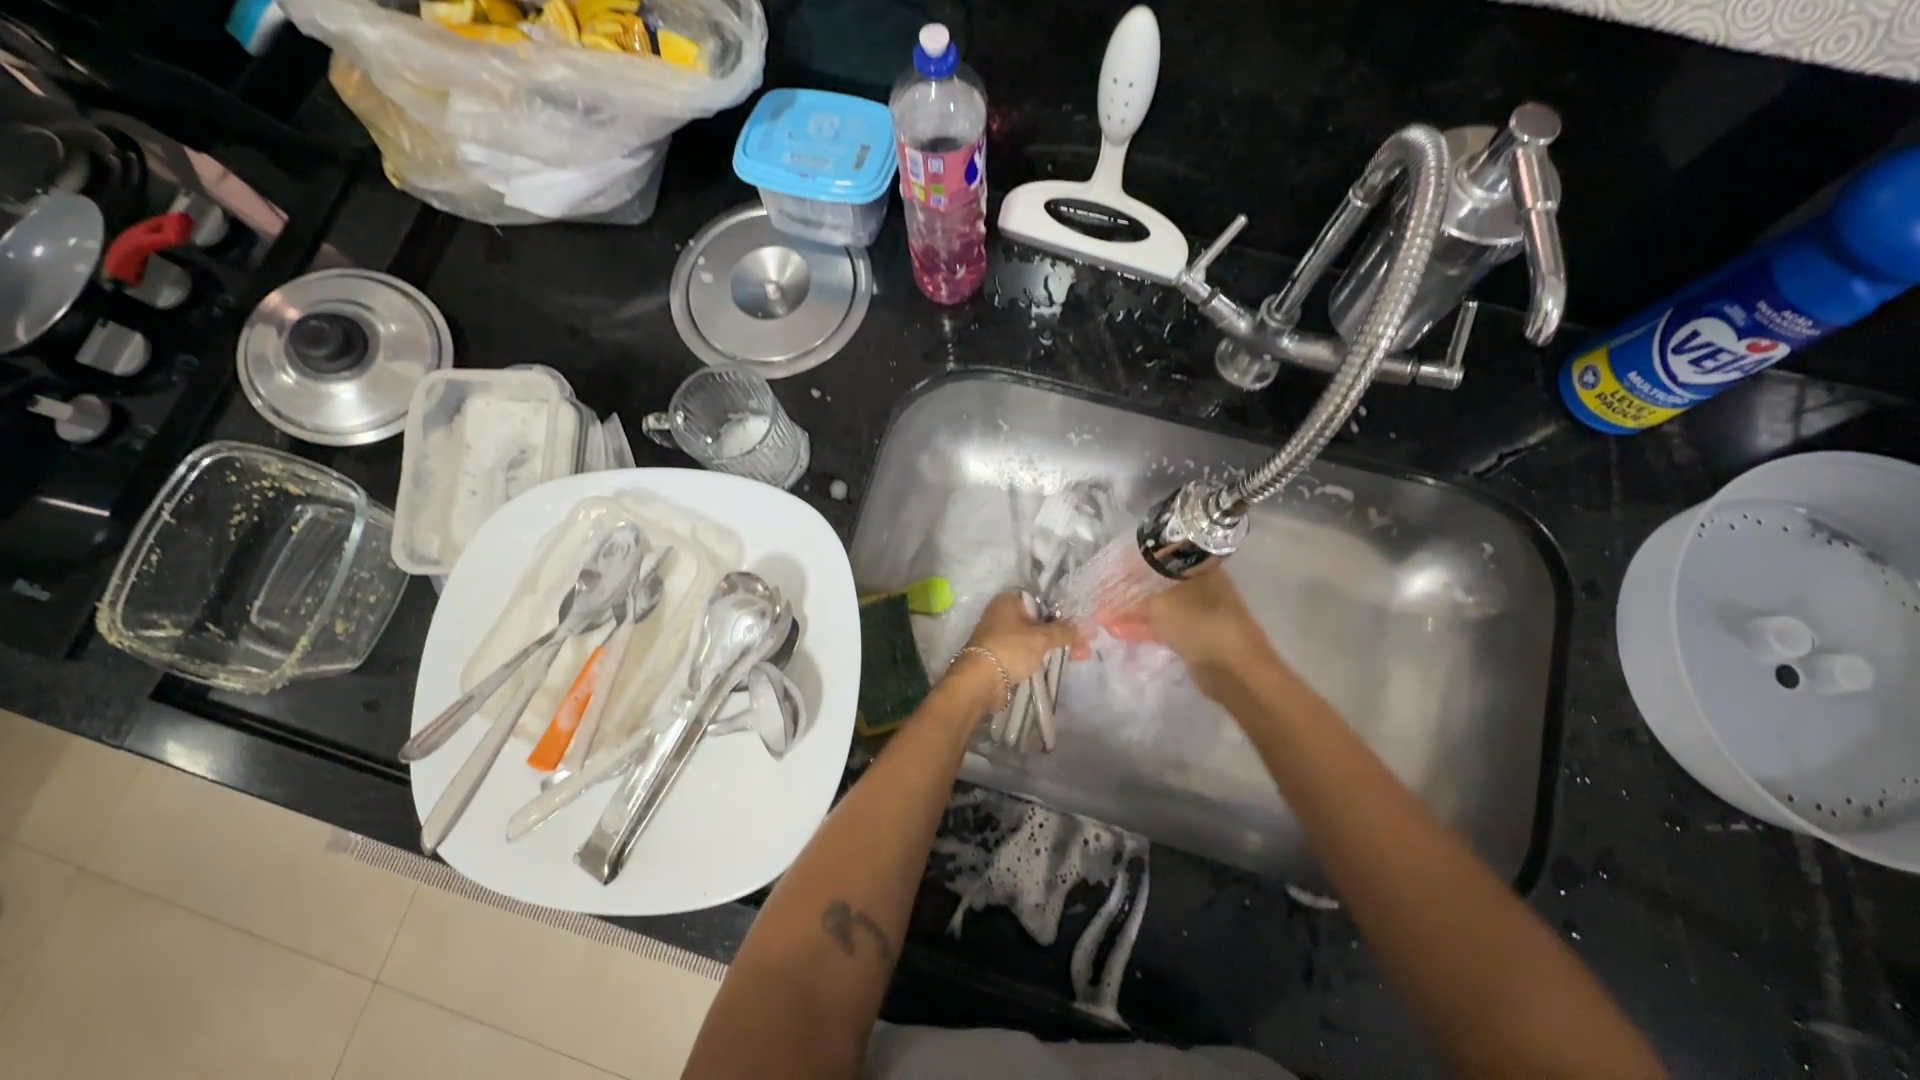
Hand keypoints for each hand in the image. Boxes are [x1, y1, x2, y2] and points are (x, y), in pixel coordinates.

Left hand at [961, 591, 1076, 685]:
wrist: (981, 681)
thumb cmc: (1011, 648)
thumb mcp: (1041, 637)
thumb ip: (1062, 631)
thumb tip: (1079, 628)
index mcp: (1008, 601)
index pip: (1041, 599)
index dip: (1062, 609)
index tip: (1080, 620)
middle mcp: (1004, 614)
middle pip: (1040, 620)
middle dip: (1063, 631)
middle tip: (1087, 640)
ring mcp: (1003, 636)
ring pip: (1036, 637)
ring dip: (1056, 644)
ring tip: (1083, 654)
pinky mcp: (1004, 655)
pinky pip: (1029, 651)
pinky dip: (1044, 655)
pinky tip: (1064, 660)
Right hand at [1085, 568, 1281, 700]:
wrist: (1236, 669)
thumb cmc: (1199, 624)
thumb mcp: (1160, 604)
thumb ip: (1132, 600)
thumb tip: (1107, 604)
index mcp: (1195, 568)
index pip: (1155, 559)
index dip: (1128, 566)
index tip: (1104, 573)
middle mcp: (1197, 585)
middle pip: (1154, 584)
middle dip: (1125, 592)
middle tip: (1099, 598)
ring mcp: (1196, 612)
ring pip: (1156, 607)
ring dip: (1130, 612)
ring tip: (1101, 619)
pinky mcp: (1192, 636)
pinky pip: (1161, 627)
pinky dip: (1140, 628)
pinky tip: (1116, 631)